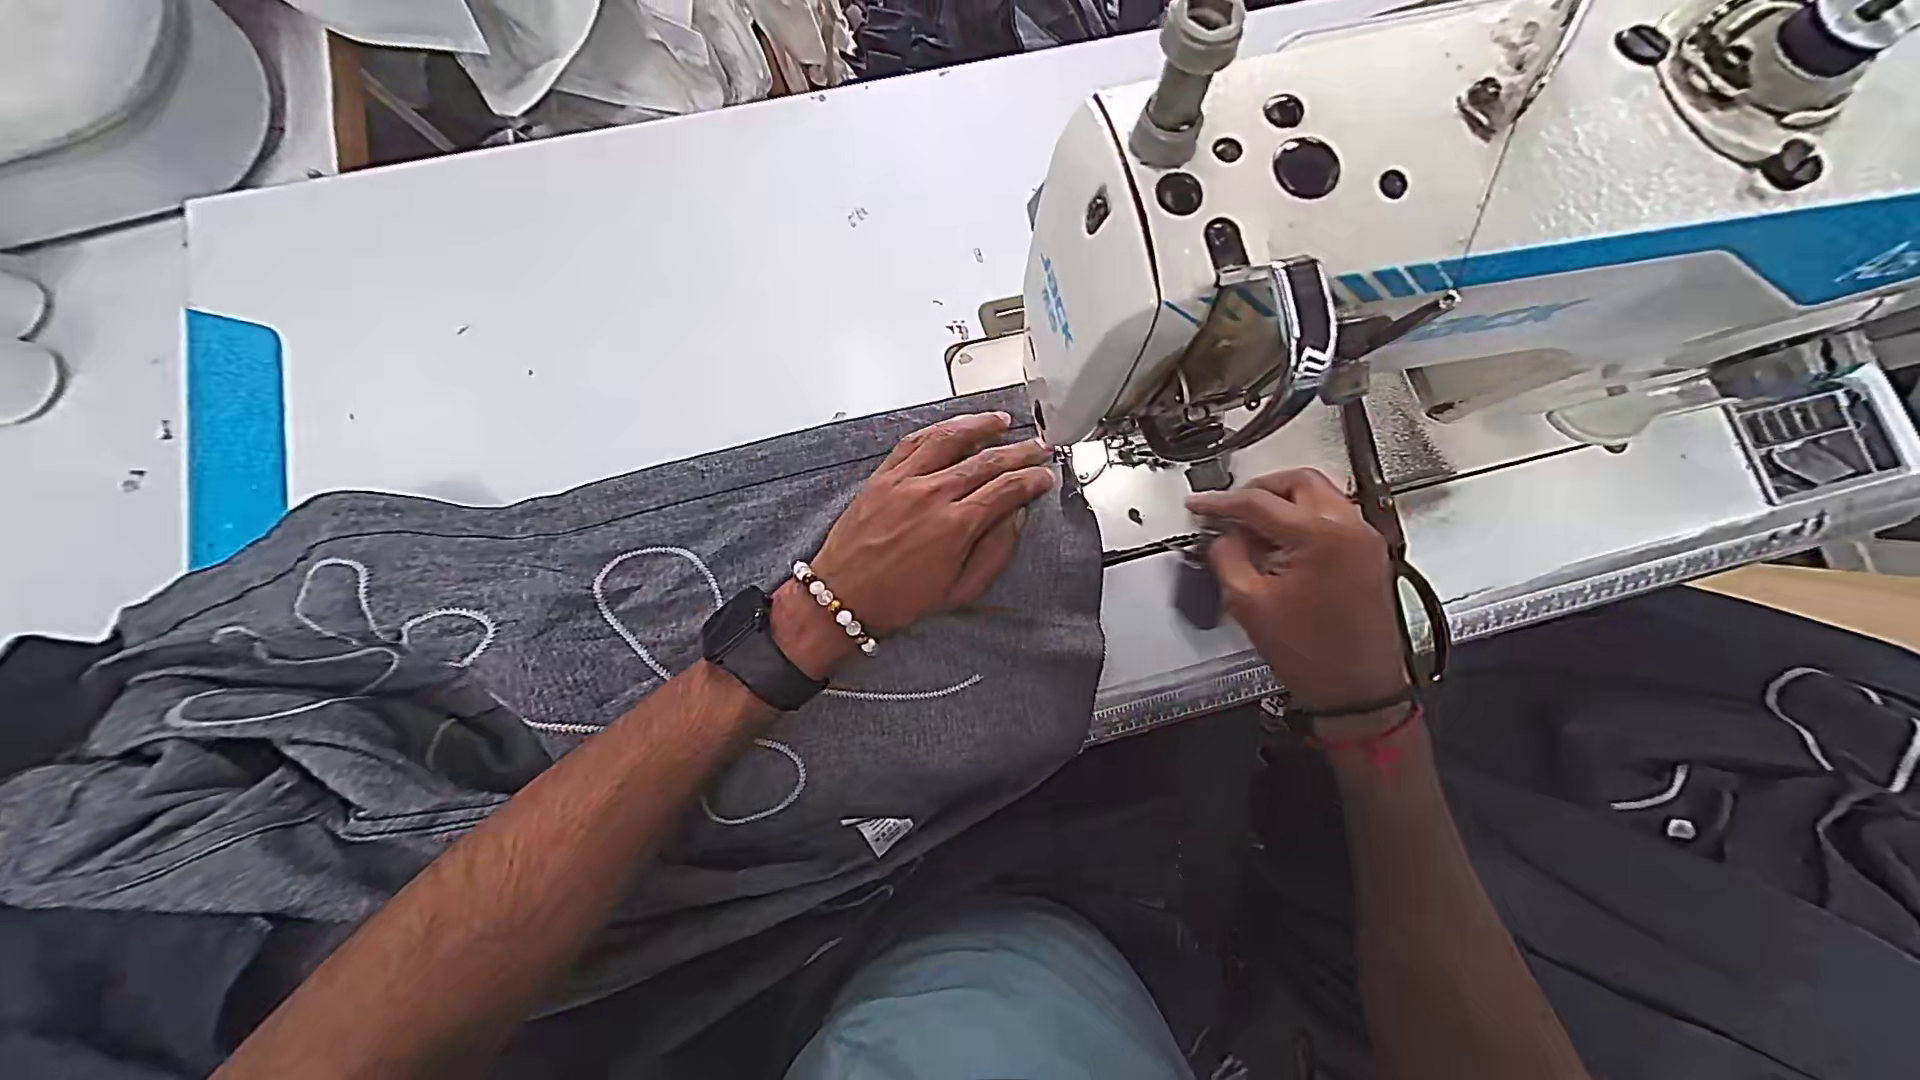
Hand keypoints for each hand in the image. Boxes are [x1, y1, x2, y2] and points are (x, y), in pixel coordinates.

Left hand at [770, 411, 1056, 676]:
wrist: (843, 598)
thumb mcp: (960, 591)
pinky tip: (953, 426)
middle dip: (1019, 451)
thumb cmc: (897, 600)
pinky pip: (914, 441)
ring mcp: (904, 482)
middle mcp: (931, 496)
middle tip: (1036, 447)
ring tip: (1001, 421)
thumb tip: (1017, 519)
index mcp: (955, 526)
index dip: (1031, 479)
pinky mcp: (882, 478)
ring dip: (980, 425)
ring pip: (950, 439)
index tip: (1043, 476)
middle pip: (986, 460)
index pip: (1006, 489)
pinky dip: (938, 429)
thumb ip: (995, 552)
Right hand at [1186, 468, 1408, 716]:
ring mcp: (1364, 541)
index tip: (1200, 505)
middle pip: (1297, 482)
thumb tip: (1221, 536)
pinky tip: (1277, 543)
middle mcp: (1350, 530)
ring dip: (1281, 501)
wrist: (1356, 689)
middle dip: (1257, 490)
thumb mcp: (1248, 602)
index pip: (1258, 502)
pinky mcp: (1368, 555)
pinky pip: (1331, 516)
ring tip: (1250, 528)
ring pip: (1318, 494)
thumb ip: (1226, 556)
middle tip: (1228, 508)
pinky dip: (1301, 518)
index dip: (1220, 502)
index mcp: (1321, 536)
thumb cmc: (1315, 655)